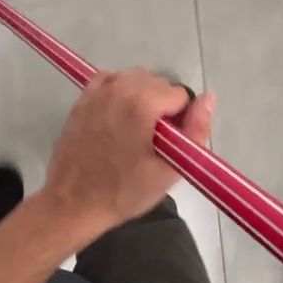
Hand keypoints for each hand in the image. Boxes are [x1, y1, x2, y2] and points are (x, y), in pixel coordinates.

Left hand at [42, 68, 213, 239]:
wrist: (74, 203)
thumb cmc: (124, 192)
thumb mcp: (171, 169)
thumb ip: (196, 130)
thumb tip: (209, 97)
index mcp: (143, 103)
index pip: (181, 96)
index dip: (180, 120)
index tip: (168, 144)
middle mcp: (120, 88)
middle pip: (158, 84)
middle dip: (161, 108)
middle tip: (151, 141)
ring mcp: (97, 92)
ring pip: (135, 80)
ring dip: (141, 98)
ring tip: (134, 131)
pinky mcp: (82, 100)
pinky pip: (110, 81)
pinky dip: (119, 93)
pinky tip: (118, 117)